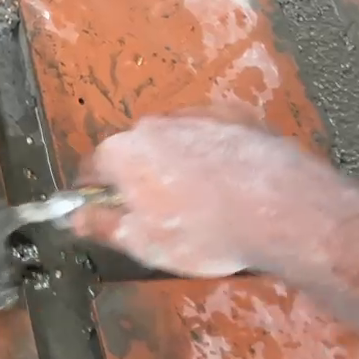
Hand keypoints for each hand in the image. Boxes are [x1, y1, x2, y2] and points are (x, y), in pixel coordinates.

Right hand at [66, 115, 357, 277]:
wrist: (288, 213)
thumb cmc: (208, 233)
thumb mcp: (146, 244)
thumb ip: (101, 225)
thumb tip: (70, 217)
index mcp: (119, 151)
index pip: (90, 170)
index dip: (97, 196)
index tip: (112, 215)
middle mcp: (147, 124)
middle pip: (132, 152)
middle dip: (141, 178)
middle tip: (166, 215)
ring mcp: (191, 114)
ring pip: (171, 140)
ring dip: (178, 164)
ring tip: (208, 202)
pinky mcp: (231, 114)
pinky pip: (210, 132)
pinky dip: (213, 151)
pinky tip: (234, 181)